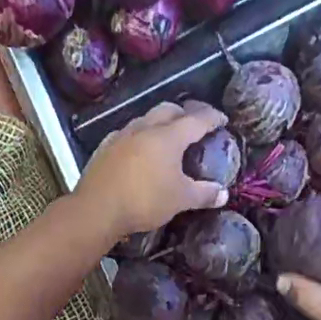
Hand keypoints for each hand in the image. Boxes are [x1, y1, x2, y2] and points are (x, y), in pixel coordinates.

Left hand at [73, 101, 228, 239]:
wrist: (97, 210)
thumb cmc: (145, 201)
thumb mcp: (180, 200)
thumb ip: (204, 194)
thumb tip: (223, 194)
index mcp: (169, 136)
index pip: (197, 119)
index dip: (212, 118)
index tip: (222, 120)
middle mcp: (145, 128)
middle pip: (168, 110)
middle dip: (184, 113)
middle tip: (194, 125)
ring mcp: (121, 136)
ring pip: (145, 119)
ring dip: (159, 122)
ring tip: (167, 137)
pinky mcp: (104, 148)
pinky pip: (126, 134)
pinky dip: (138, 137)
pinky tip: (138, 150)